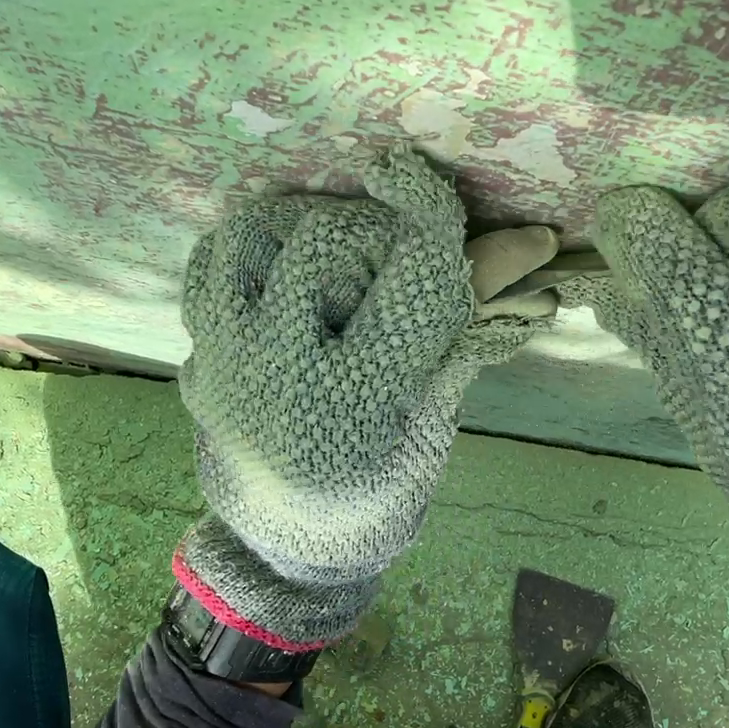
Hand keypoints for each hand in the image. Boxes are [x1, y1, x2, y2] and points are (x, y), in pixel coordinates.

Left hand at [173, 146, 556, 649]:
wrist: (290, 547)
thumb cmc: (383, 492)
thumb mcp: (434, 414)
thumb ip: (468, 323)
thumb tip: (533, 241)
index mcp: (357, 400)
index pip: (408, 275)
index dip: (427, 211)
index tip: (424, 180)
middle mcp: (279, 374)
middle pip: (321, 242)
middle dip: (365, 233)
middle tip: (382, 259)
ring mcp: (224, 365)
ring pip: (249, 239)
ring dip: (296, 231)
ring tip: (325, 261)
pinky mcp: (195, 361)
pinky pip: (207, 271)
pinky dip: (242, 255)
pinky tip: (271, 273)